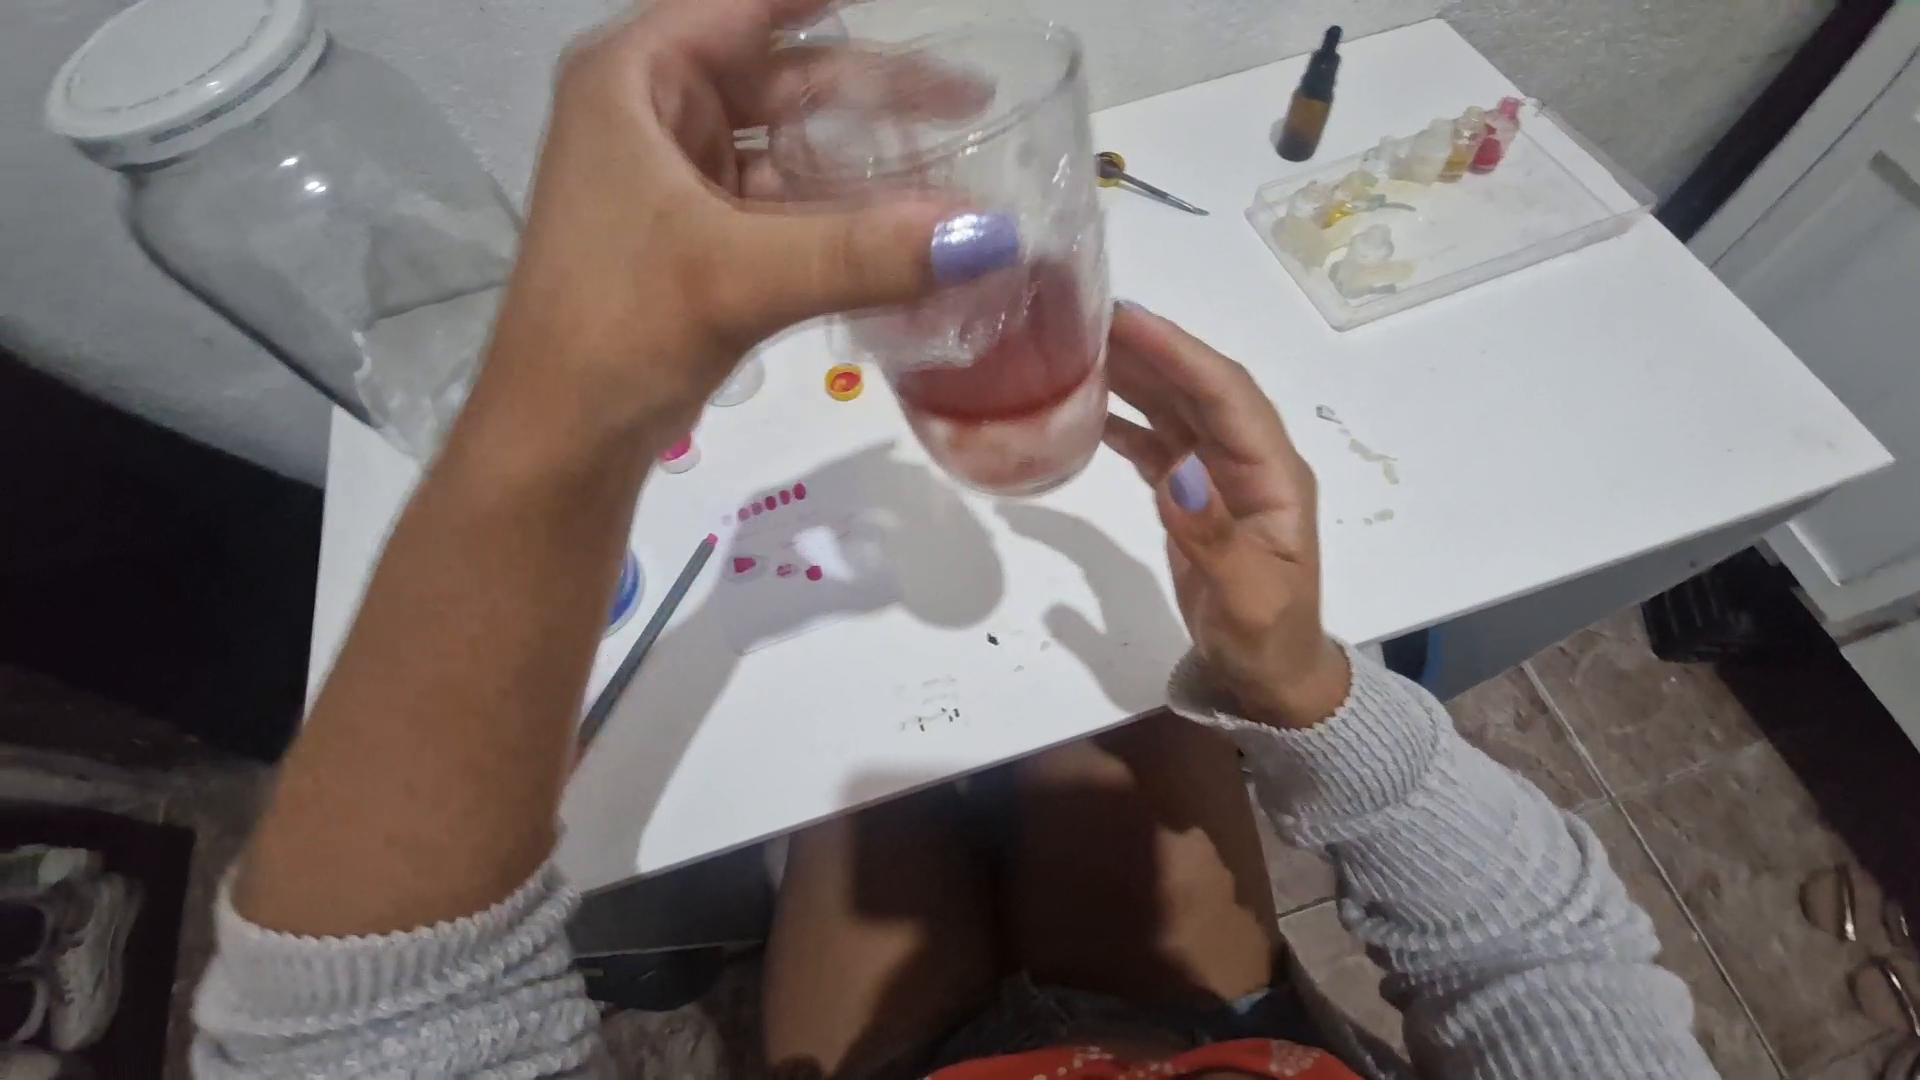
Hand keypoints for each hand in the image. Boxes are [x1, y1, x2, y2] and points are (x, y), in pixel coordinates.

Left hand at [473, 0, 1014, 458]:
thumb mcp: (740, 276)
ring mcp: (682, 188)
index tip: (912, 4)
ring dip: (863, 171)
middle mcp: (658, 120)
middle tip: (968, 104)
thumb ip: (863, 253)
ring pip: (791, 157)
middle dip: (872, 93)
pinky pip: (787, 217)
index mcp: (638, 81)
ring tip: (949, 176)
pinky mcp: (704, 249)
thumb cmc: (621, 327)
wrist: (565, 433)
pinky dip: (841, 226)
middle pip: (782, 81)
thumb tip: (990, 234)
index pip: (747, 3)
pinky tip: (897, 238)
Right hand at [1101, 304, 1349, 728]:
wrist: (1266, 676)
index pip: (1228, 397)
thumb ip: (1215, 537)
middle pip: (1199, 389)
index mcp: (1273, 475)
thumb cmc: (1266, 640)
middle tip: (1091, 319)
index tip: (1128, 319)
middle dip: (1152, 350)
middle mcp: (1248, 462)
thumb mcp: (1247, 599)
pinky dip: (1126, 423)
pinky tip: (1091, 412)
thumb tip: (1178, 473)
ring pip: (1176, 410)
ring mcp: (1219, 477)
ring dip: (1136, 377)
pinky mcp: (1193, 496)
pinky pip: (1158, 444)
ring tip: (1083, 351)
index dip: (1180, 354)